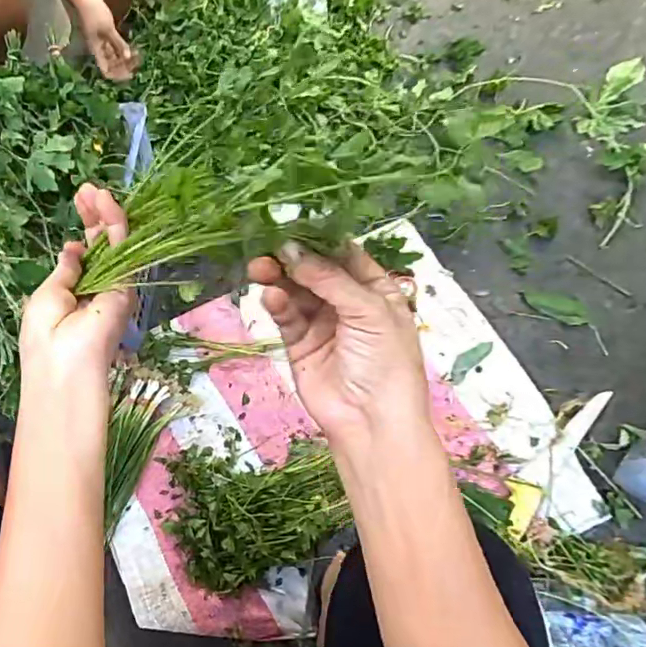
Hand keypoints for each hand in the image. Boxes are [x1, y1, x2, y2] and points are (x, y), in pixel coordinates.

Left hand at [18, 184, 133, 390]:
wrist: (66, 370)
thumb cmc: (46, 340)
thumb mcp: (47, 296)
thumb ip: (65, 271)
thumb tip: (74, 248)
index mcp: (77, 293)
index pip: (87, 257)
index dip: (84, 231)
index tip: (78, 205)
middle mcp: (101, 289)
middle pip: (103, 247)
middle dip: (95, 217)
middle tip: (86, 191)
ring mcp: (117, 288)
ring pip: (116, 244)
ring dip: (106, 214)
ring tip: (93, 190)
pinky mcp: (127, 287)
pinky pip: (123, 249)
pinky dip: (114, 223)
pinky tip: (105, 202)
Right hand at [75, 0, 139, 81]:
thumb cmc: (93, 11)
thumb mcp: (108, 28)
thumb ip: (118, 43)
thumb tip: (128, 57)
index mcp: (96, 51)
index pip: (106, 72)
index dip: (118, 76)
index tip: (130, 73)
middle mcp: (98, 49)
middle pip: (112, 66)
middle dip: (125, 67)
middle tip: (138, 62)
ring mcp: (100, 42)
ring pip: (114, 57)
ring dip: (126, 58)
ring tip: (138, 55)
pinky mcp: (103, 34)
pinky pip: (114, 47)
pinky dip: (123, 48)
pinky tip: (133, 47)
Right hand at [246, 242, 427, 442]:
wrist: (373, 421)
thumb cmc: (386, 362)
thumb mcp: (369, 312)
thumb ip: (330, 279)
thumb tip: (291, 251)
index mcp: (376, 291)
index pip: (345, 256)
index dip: (320, 241)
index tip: (293, 225)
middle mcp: (348, 304)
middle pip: (315, 271)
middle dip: (293, 259)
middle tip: (268, 248)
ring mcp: (323, 324)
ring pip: (296, 292)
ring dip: (278, 278)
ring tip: (259, 268)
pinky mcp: (300, 345)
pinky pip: (286, 317)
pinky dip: (277, 305)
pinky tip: (271, 297)